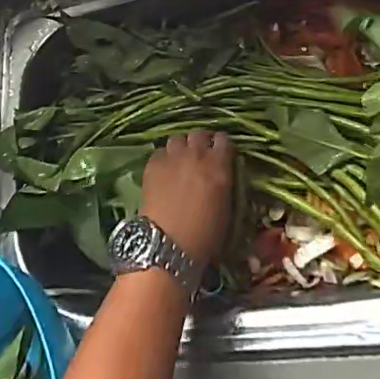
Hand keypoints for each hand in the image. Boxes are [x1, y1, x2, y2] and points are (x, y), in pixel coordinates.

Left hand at [140, 131, 234, 264]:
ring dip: (181, 148)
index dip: (222, 146)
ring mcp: (172, 157)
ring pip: (177, 139)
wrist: (168, 245)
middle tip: (199, 157)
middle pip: (199, 134)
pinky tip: (163, 172)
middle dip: (200, 142)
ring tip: (179, 162)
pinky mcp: (153, 164)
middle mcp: (196, 154)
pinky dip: (163, 159)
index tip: (221, 154)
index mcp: (219, 165)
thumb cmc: (205, 238)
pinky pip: (159, 152)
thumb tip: (223, 178)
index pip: (224, 139)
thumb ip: (225, 186)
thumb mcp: (227, 211)